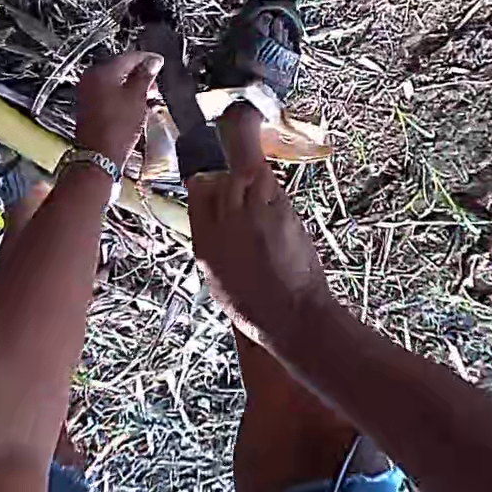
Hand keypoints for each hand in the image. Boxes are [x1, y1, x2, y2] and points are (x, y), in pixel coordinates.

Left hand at [73, 51, 161, 162]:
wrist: (99, 156)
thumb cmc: (117, 128)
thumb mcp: (137, 97)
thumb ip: (146, 75)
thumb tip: (153, 61)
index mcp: (102, 71)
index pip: (129, 56)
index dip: (148, 59)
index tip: (160, 63)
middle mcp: (91, 78)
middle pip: (121, 68)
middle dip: (141, 74)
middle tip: (156, 84)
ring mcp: (88, 92)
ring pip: (115, 81)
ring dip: (132, 86)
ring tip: (148, 97)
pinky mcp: (89, 106)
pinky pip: (109, 93)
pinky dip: (123, 96)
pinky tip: (135, 105)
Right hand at [188, 165, 335, 350]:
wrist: (293, 315)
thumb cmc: (255, 309)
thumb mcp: (218, 279)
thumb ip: (213, 243)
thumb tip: (214, 223)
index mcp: (206, 241)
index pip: (198, 191)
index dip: (208, 186)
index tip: (217, 190)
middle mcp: (226, 222)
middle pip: (224, 180)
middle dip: (234, 183)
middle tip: (245, 196)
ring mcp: (254, 214)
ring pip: (249, 176)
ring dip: (256, 183)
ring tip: (263, 201)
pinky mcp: (281, 211)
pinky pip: (273, 186)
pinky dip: (274, 192)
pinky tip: (278, 210)